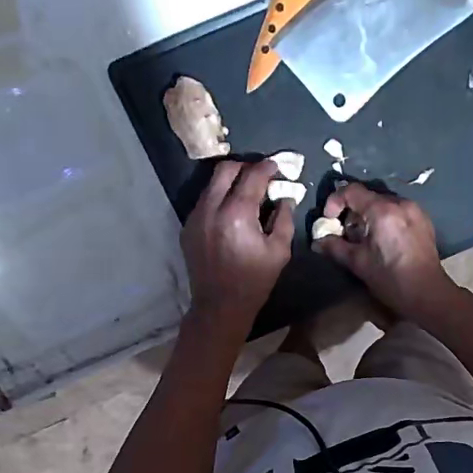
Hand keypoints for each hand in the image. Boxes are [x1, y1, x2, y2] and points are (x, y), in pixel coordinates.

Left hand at [182, 159, 295, 328]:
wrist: (219, 306)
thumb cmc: (254, 281)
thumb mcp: (279, 251)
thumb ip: (284, 218)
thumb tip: (284, 198)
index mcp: (237, 214)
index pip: (252, 176)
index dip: (267, 167)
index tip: (276, 167)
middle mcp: (211, 209)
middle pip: (225, 170)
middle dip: (245, 166)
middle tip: (259, 174)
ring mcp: (196, 217)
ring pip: (211, 185)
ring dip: (230, 182)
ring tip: (245, 192)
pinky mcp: (188, 228)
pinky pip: (204, 202)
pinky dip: (219, 199)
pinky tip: (231, 212)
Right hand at [313, 182, 463, 322]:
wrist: (428, 294)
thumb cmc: (391, 279)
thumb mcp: (358, 263)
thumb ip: (335, 247)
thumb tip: (318, 242)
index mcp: (382, 211)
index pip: (351, 191)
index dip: (334, 202)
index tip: (329, 220)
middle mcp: (400, 203)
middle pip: (368, 196)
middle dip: (351, 211)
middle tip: (345, 234)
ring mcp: (415, 210)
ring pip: (383, 203)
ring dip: (368, 215)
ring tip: (364, 239)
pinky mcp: (423, 220)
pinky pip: (397, 211)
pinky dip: (384, 219)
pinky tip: (383, 241)